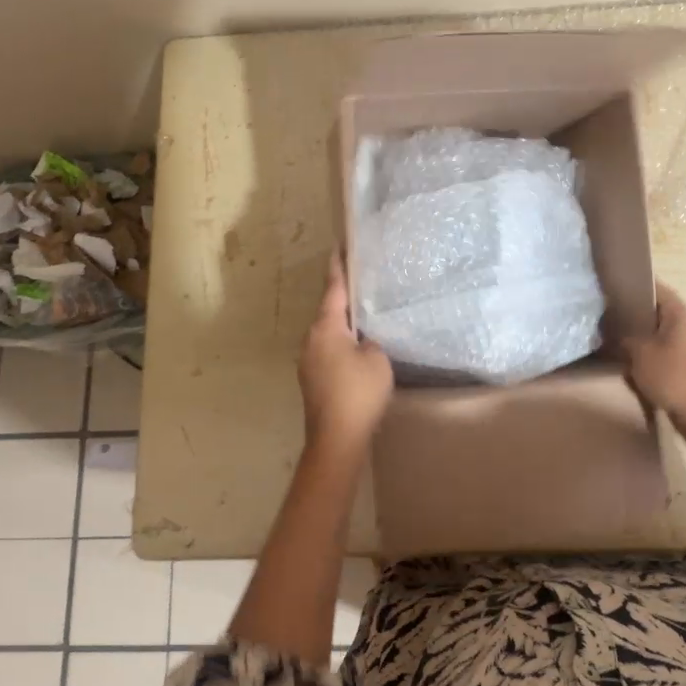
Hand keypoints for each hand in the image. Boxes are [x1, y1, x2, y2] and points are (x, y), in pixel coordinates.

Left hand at [299, 254, 393, 453]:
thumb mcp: (377, 359)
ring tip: (365, 320)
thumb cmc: (358, 393)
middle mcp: (311, 340)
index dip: (339, 268)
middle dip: (344, 300)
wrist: (337, 438)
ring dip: (344, 327)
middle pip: (329, 312)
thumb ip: (371, 342)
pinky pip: (329, 353)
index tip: (340, 247)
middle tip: (363, 284)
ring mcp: (308, 362)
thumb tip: (362, 343)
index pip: (334, 289)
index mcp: (326, 328)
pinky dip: (342, 348)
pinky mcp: (312, 381)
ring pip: (329, 335)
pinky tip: (358, 353)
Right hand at [622, 282, 685, 423]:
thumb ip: (624, 336)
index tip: (613, 291)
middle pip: (662, 309)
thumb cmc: (671, 378)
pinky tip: (641, 359)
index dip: (633, 287)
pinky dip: (658, 348)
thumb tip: (614, 327)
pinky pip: (674, 346)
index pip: (656, 288)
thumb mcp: (639, 354)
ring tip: (623, 339)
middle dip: (638, 313)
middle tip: (613, 318)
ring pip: (667, 329)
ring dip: (648, 333)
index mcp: (682, 313)